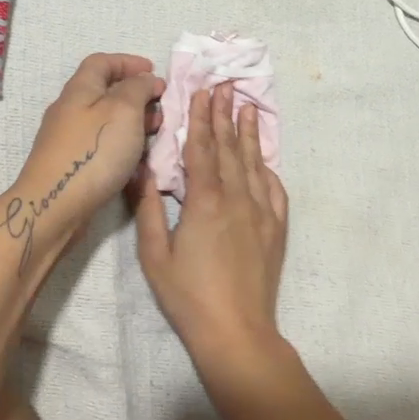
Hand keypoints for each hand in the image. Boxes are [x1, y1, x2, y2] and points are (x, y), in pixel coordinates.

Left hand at [8, 53, 165, 243]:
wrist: (53, 206)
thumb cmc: (92, 152)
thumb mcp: (123, 110)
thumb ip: (137, 88)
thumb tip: (145, 79)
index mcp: (80, 90)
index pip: (102, 62)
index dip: (128, 62)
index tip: (154, 72)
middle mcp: (71, 110)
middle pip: (105, 91)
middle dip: (137, 94)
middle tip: (161, 108)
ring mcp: (68, 139)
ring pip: (106, 121)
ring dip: (133, 122)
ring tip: (156, 134)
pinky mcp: (71, 165)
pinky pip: (102, 144)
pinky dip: (123, 145)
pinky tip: (138, 160)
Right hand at [133, 82, 288, 371]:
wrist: (237, 332)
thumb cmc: (188, 295)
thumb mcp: (154, 254)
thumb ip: (149, 209)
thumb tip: (143, 171)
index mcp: (204, 200)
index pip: (201, 148)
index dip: (200, 118)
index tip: (203, 92)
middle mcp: (236, 198)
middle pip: (229, 148)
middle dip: (225, 115)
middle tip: (226, 87)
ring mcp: (260, 213)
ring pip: (253, 163)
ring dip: (249, 133)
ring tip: (248, 107)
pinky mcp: (275, 230)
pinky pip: (273, 189)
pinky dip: (266, 168)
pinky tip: (263, 158)